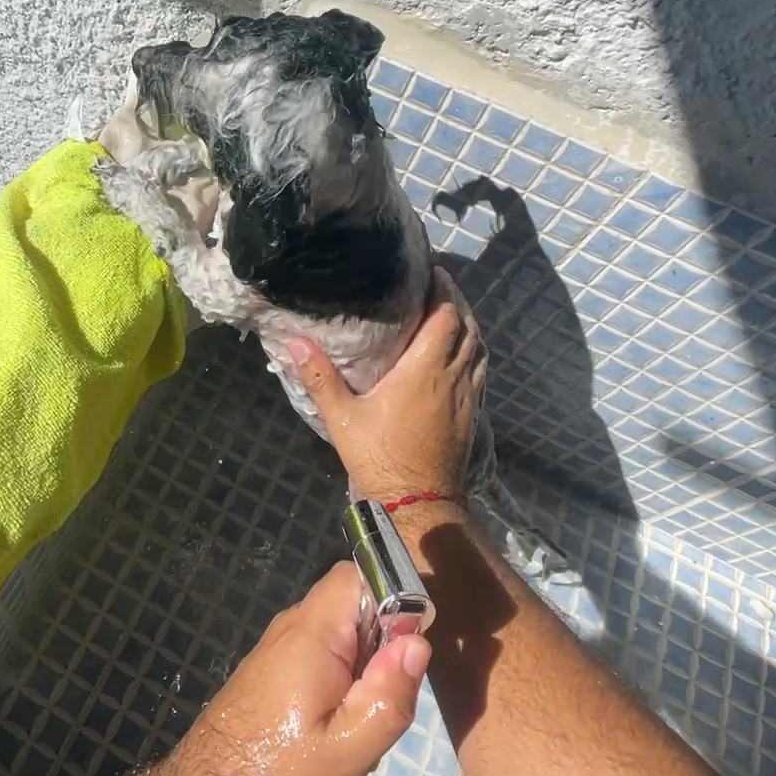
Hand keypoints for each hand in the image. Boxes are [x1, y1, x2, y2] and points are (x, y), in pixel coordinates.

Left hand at [89, 562, 429, 775]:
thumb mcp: (346, 751)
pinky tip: (336, 718)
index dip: (393, 595)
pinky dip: (341, 674)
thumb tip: (418, 642)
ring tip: (361, 712)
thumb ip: (387, 697)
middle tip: (384, 691)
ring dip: (363, 661)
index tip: (410, 642)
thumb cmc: (277, 774)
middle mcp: (292, 625)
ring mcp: (279, 644)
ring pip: (340, 629)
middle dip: (382, 637)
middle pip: (352, 602)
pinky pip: (321, 650)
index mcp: (311, 631)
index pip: (357, 573)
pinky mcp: (274, 665)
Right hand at [289, 268, 485, 501]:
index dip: (444, 292)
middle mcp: (452, 378)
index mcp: (424, 371)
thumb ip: (320, 378)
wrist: (417, 504)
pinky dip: (474, 353)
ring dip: (469, 327)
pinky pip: (480, 372)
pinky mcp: (471, 416)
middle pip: (468, 329)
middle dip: (459, 302)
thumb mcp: (343, 418)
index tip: (434, 272)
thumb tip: (295, 342)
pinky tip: (460, 357)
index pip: (445, 319)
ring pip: (479, 351)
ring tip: (452, 313)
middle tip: (442, 285)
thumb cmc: (379, 457)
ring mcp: (467, 398)